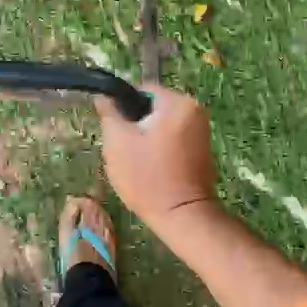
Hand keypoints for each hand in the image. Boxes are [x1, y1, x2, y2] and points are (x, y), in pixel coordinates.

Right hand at [94, 87, 217, 224]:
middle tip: (123, 148)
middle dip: (136, 124)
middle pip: (153, 108)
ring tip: (136, 161)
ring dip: (147, 138)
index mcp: (178, 102)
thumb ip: (109, 113)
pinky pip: (174, 139)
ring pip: (162, 125)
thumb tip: (104, 96)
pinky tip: (151, 168)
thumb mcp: (118, 142)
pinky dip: (161, 148)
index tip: (114, 128)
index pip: (142, 90)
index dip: (123, 107)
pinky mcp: (202, 150)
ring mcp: (202, 131)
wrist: (181, 216)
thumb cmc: (147, 176)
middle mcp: (196, 110)